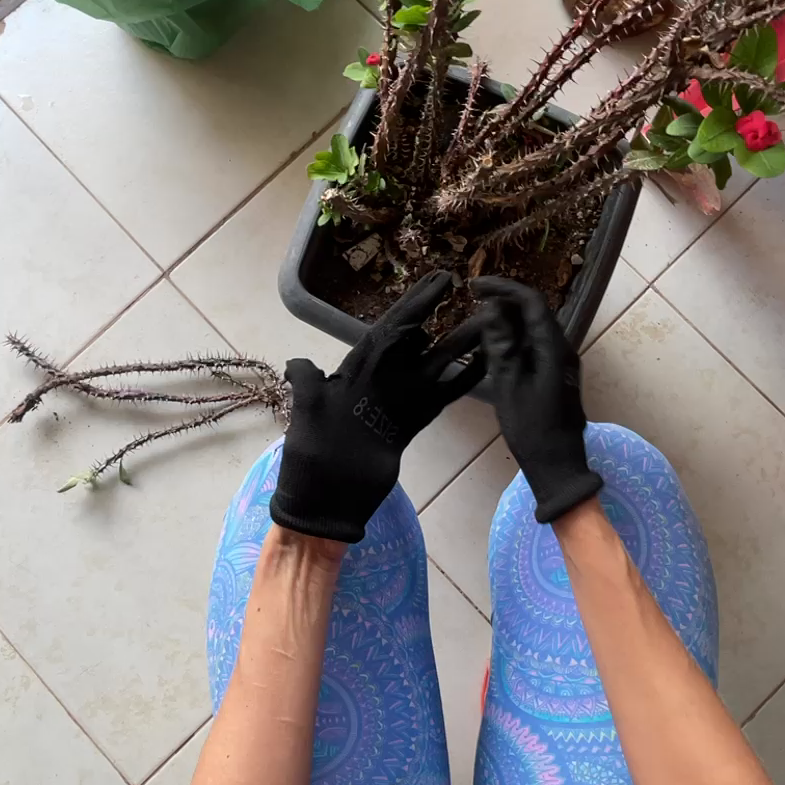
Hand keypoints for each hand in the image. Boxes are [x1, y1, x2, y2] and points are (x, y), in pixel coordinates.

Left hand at [271, 271, 484, 541]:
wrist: (324, 503)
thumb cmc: (310, 459)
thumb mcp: (305, 416)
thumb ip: (307, 385)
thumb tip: (296, 362)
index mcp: (354, 372)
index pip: (388, 330)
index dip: (413, 305)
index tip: (438, 280)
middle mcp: (379, 382)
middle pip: (414, 340)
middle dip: (437, 313)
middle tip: (467, 288)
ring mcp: (396, 404)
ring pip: (432, 367)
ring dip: (459, 346)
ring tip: (487, 324)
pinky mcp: (408, 427)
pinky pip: (439, 399)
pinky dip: (461, 385)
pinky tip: (483, 369)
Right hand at [470, 277, 602, 522]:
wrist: (558, 466)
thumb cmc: (532, 430)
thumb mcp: (509, 386)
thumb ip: (502, 346)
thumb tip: (492, 309)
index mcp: (554, 349)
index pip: (531, 302)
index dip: (504, 288)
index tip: (475, 286)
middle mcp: (562, 349)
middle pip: (534, 311)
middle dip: (504, 300)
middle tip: (473, 299)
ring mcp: (560, 362)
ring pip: (534, 328)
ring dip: (508, 319)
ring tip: (478, 320)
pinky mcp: (555, 375)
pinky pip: (534, 345)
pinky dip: (514, 338)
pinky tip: (493, 347)